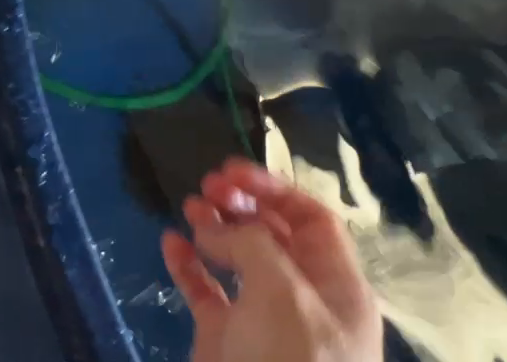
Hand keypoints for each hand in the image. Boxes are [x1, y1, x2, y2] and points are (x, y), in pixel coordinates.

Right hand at [162, 158, 381, 361]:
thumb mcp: (282, 294)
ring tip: (187, 208)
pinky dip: (186, 262)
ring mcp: (262, 319)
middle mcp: (303, 299)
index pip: (313, 221)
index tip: (228, 169)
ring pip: (236, 256)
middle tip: (206, 187)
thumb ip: (251, 244)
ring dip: (211, 226)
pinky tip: (170, 244)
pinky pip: (205, 288)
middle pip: (273, 233)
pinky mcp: (226, 337)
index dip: (274, 188)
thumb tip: (215, 224)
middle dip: (241, 203)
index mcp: (336, 289)